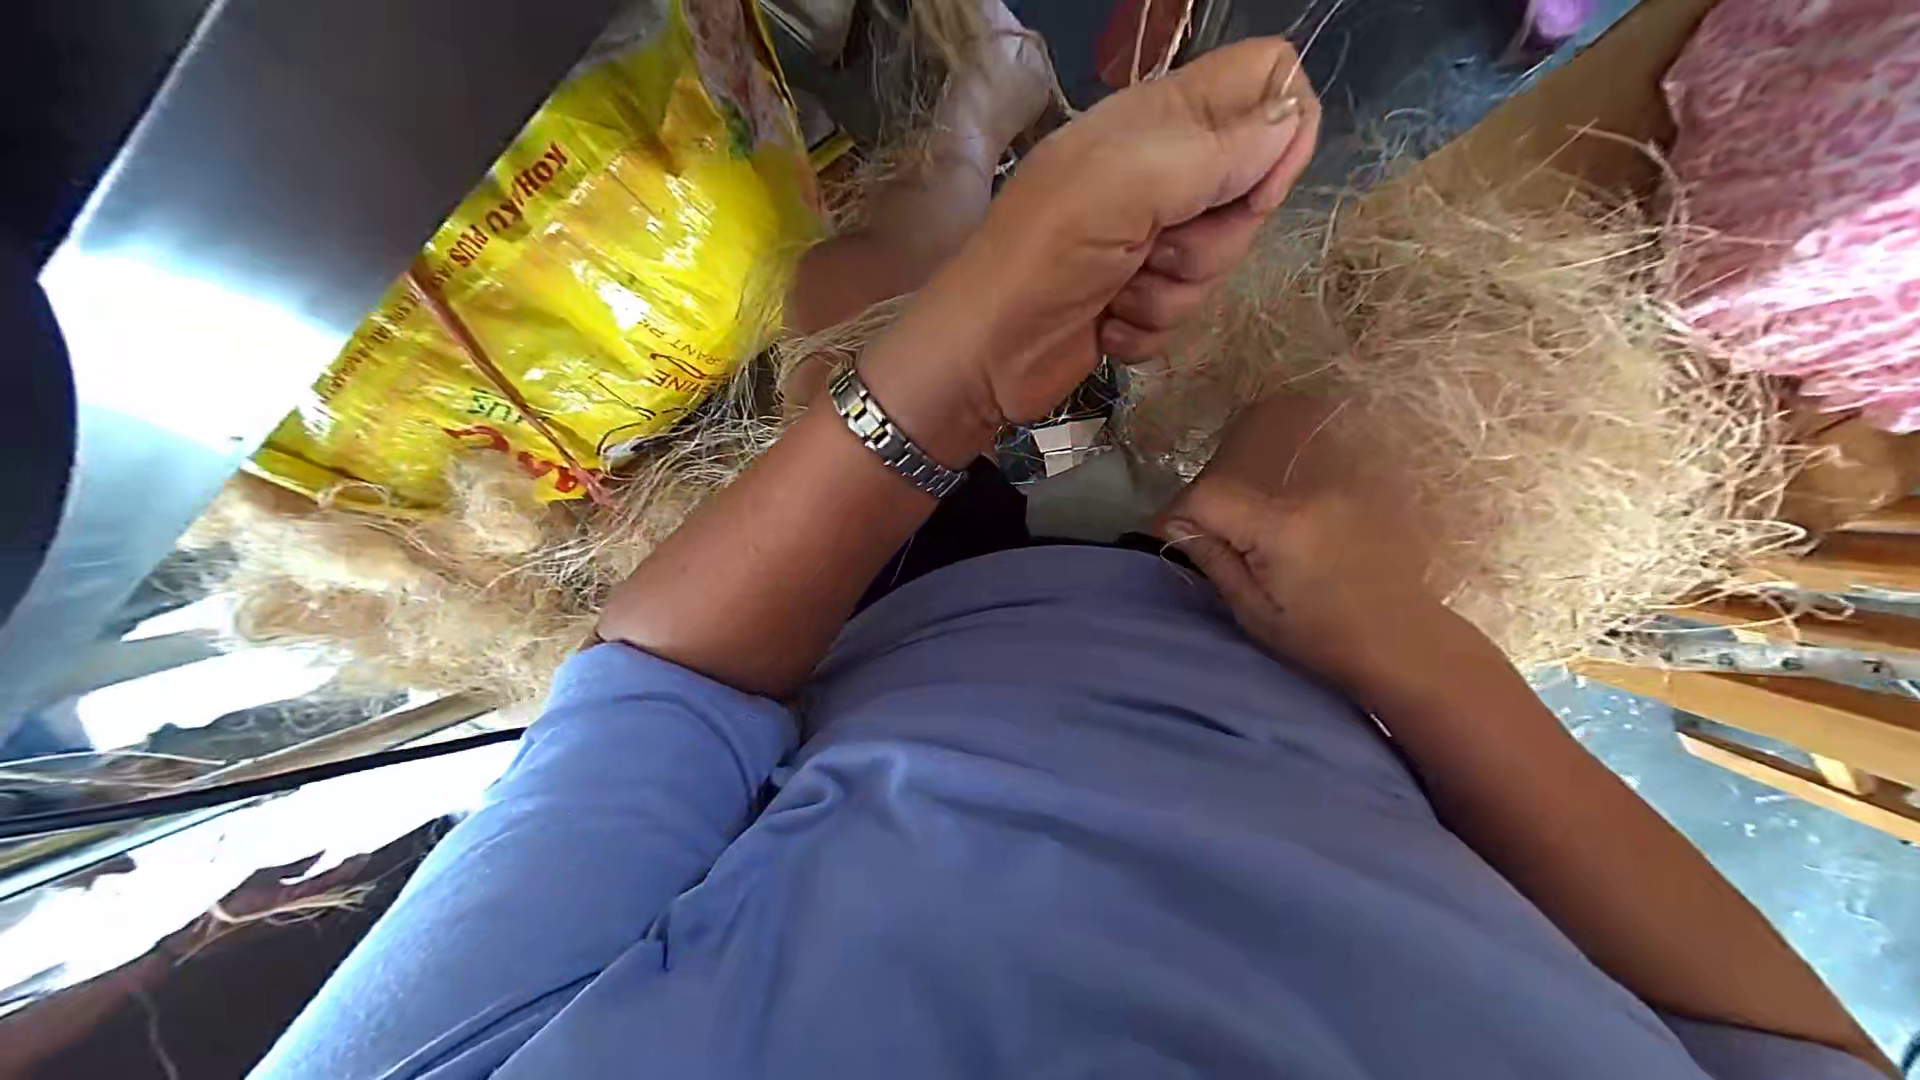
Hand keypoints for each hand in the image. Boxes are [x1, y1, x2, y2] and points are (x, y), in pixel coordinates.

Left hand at [859, 38, 1320, 463]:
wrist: (982, 356)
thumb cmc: (1041, 259)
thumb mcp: (1126, 184)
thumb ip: (1216, 148)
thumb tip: (1293, 126)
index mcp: (1156, 123)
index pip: (1264, 83)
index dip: (1280, 132)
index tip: (1251, 190)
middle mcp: (1158, 178)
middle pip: (1251, 191)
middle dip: (1211, 238)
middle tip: (1153, 250)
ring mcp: (1146, 246)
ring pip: (1217, 264)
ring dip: (1168, 294)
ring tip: (1115, 294)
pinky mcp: (1136, 305)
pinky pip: (1182, 314)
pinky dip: (1145, 330)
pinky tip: (1104, 329)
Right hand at [1155, 469, 1456, 707]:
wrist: (1408, 644)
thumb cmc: (1324, 639)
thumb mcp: (1254, 611)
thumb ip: (1213, 560)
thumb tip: (1175, 527)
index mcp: (1279, 526)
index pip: (1208, 496)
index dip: (1179, 514)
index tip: (1171, 541)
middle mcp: (1307, 496)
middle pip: (1234, 491)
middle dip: (1210, 518)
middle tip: (1206, 555)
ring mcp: (1334, 495)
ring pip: (1262, 495)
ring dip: (1243, 519)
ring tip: (1253, 561)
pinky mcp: (1350, 501)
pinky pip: (1292, 502)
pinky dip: (1274, 520)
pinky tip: (1290, 555)